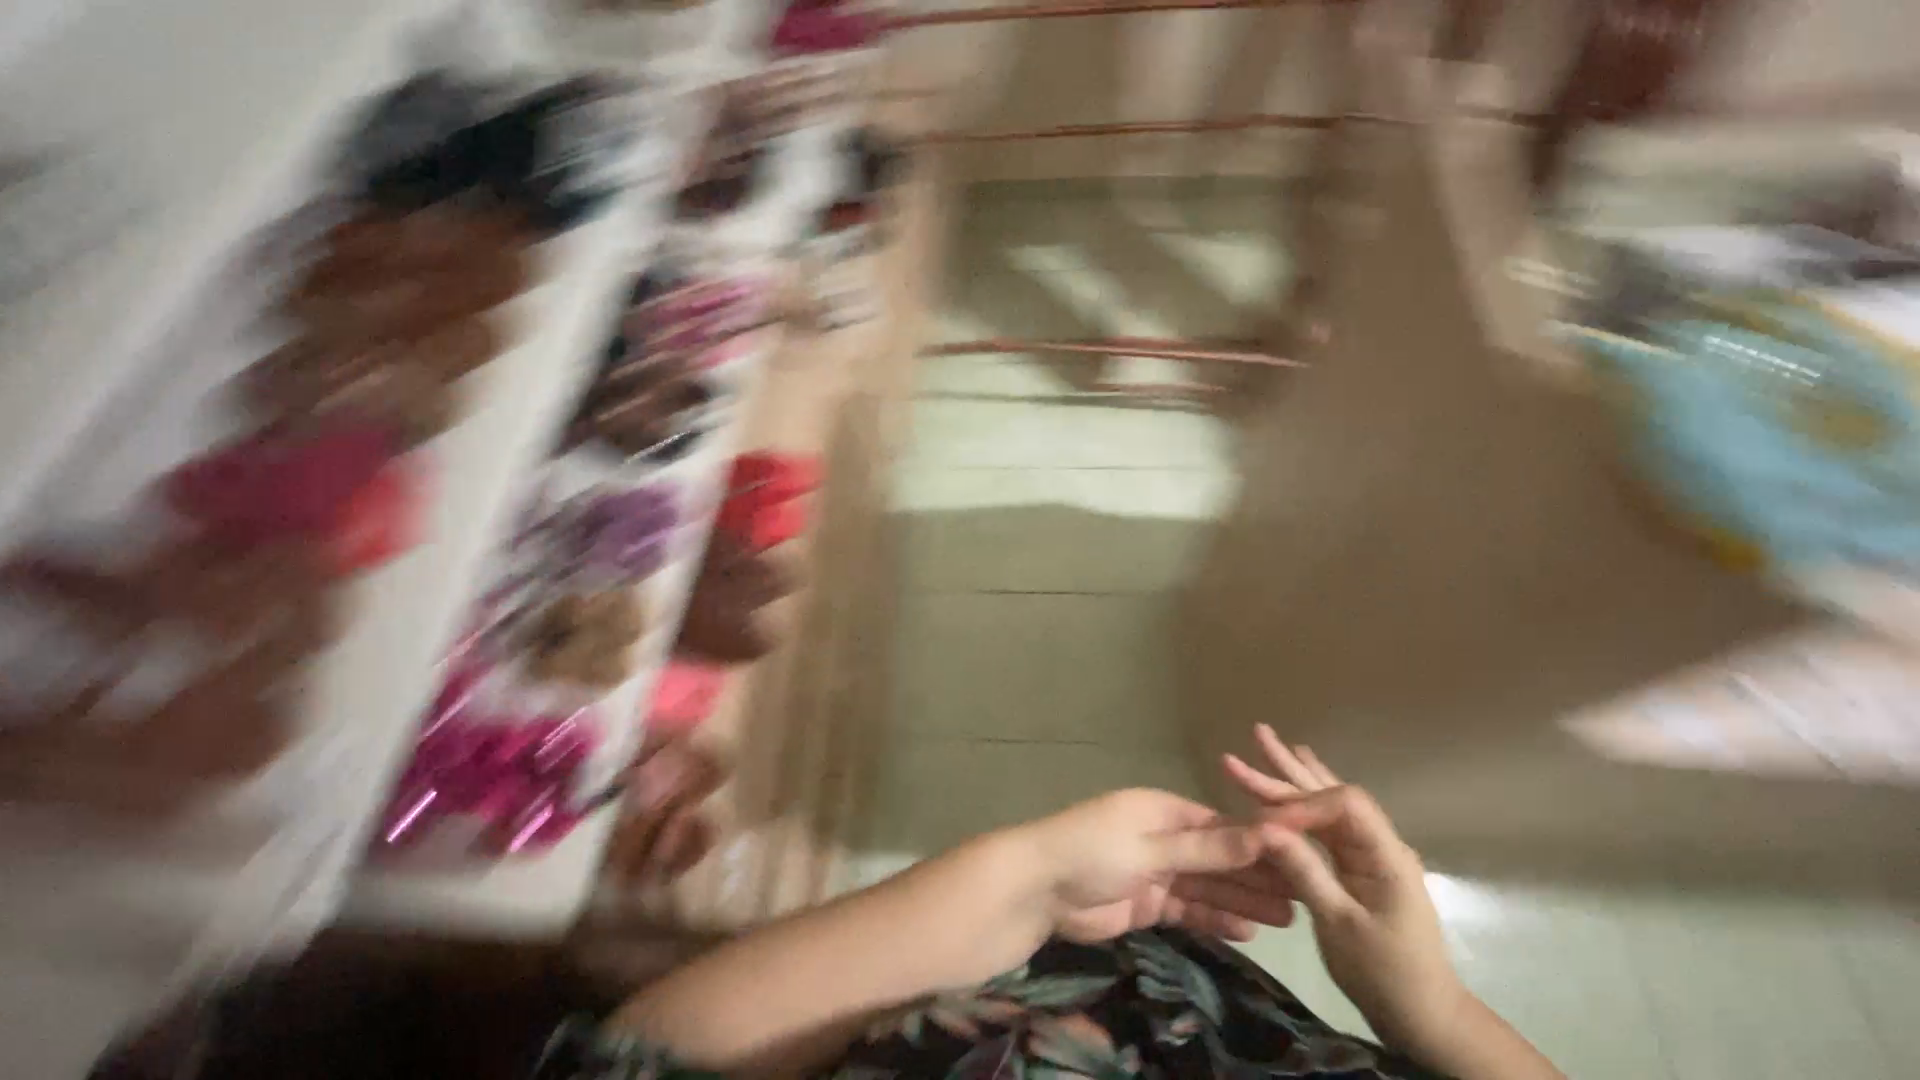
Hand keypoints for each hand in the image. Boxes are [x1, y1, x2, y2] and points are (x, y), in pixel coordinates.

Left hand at [1016, 788, 1295, 943]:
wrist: (1038, 890)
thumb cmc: (1091, 851)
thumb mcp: (1151, 847)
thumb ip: (1206, 849)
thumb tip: (1264, 835)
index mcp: (1163, 810)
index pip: (1220, 825)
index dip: (1259, 841)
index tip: (1302, 857)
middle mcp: (1163, 838)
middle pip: (1219, 858)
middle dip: (1258, 875)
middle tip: (1305, 896)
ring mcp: (1156, 872)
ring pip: (1208, 885)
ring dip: (1244, 900)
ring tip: (1288, 919)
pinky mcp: (1147, 904)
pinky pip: (1189, 908)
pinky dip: (1216, 918)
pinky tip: (1248, 931)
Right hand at [1225, 727, 1467, 1051]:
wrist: (1423, 1015)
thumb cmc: (1385, 972)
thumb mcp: (1339, 925)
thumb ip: (1304, 871)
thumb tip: (1263, 828)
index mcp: (1386, 855)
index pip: (1343, 804)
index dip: (1300, 802)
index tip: (1261, 819)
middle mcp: (1380, 843)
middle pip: (1331, 794)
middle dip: (1288, 770)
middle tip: (1255, 736)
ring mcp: (1369, 853)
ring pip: (1326, 804)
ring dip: (1292, 775)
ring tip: (1264, 739)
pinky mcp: (1358, 865)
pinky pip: (1326, 825)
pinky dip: (1303, 800)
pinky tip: (1296, 772)